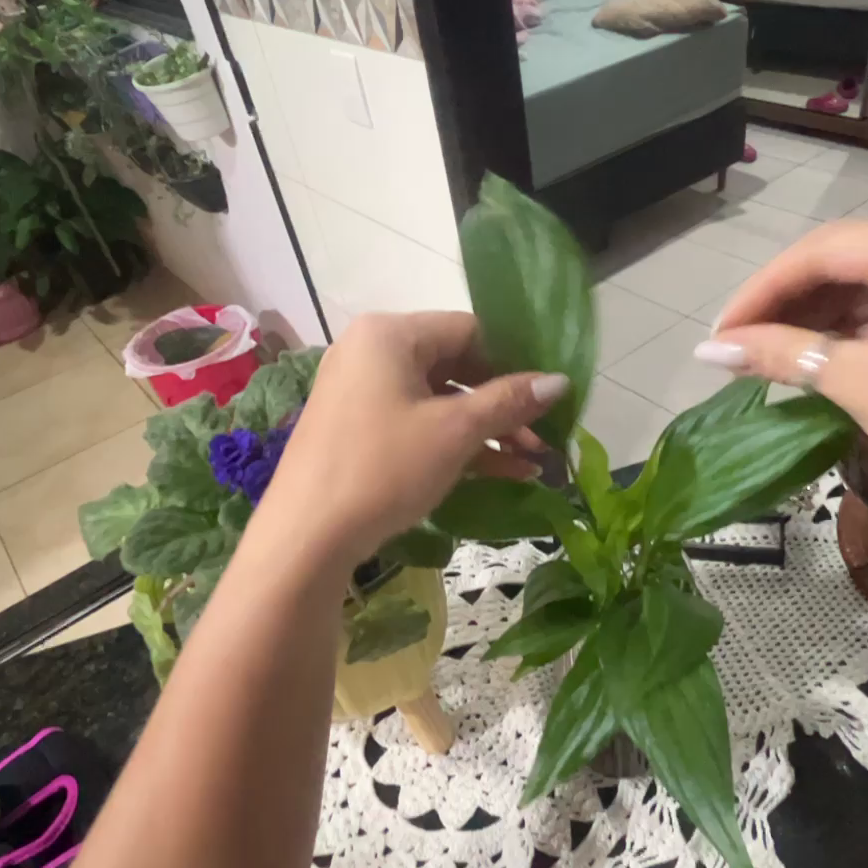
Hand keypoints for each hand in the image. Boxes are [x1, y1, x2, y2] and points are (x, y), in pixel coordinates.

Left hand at [259, 312, 568, 564]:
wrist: (306, 537)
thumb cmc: (383, 468)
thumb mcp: (454, 432)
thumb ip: (509, 401)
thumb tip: (561, 380)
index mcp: (391, 334)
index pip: (470, 330)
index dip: (515, 362)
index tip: (549, 397)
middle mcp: (373, 353)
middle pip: (458, 367)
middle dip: (506, 406)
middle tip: (545, 437)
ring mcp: (364, 393)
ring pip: (442, 402)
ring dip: (489, 431)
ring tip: (534, 462)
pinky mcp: (362, 431)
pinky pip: (421, 425)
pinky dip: (458, 445)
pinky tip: (504, 472)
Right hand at [696, 214, 867, 509]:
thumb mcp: (856, 380)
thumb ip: (779, 353)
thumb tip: (706, 352)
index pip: (820, 251)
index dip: (760, 292)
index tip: (719, 333)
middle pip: (840, 261)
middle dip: (784, 304)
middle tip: (737, 345)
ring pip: (862, 281)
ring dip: (811, 316)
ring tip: (764, 354)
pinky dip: (846, 326)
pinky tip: (811, 353)